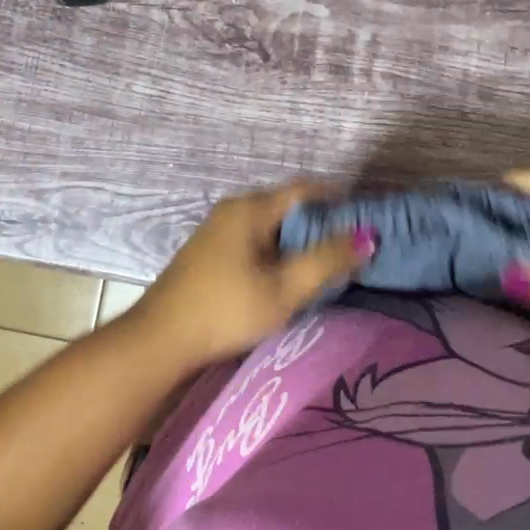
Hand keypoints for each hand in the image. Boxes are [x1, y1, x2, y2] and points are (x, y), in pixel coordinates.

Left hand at [126, 183, 372, 369]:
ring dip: (298, 239)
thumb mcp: (284, 290)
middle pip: (287, 205)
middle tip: (351, 248)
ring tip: (325, 265)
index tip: (366, 222)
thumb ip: (327, 261)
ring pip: (270, 225)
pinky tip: (287, 277)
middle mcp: (233, 209)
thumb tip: (368, 236)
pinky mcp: (209, 252)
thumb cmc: (226, 310)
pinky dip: (277, 251)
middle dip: (320, 222)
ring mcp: (217, 230)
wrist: (160, 340)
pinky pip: (254, 239)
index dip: (339, 201)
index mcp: (251, 208)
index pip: (305, 190)